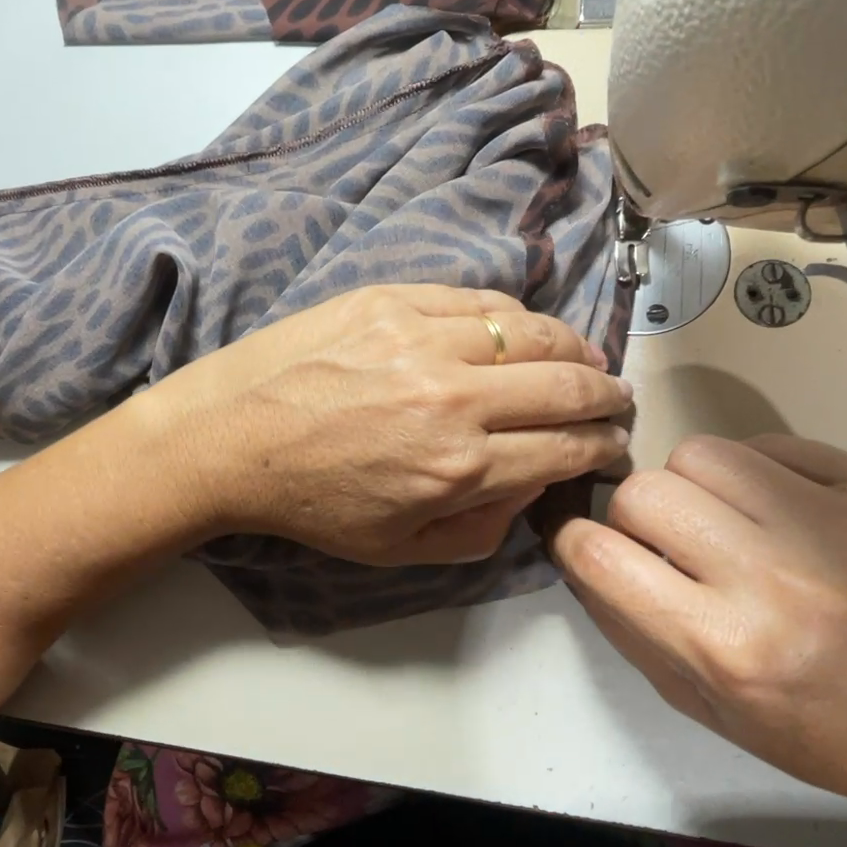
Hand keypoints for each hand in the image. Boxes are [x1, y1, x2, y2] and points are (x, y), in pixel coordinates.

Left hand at [135, 285, 632, 565]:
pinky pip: (476, 298)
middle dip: (606, 395)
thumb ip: (481, 527)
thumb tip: (533, 485)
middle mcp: (453, 398)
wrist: (232, 440)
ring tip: (578, 358)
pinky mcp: (391, 301)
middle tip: (614, 399)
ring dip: (571, 347)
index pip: (565, 448)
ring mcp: (421, 339)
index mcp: (458, 467)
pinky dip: (512, 313)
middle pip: (566, 385)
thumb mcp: (399, 548)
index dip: (602, 446)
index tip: (611, 444)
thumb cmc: (313, 503)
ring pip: (531, 330)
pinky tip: (519, 327)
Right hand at [553, 434, 846, 818]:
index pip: (598, 556)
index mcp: (729, 649)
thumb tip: (584, 561)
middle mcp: (776, 579)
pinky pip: (773, 445)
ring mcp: (836, 524)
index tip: (588, 548)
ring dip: (693, 486)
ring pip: (701, 452)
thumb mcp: (719, 714)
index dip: (574, 543)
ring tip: (726, 520)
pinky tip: (786, 513)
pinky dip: (758, 473)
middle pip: (643, 492)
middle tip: (668, 543)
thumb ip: (636, 635)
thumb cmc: (846, 736)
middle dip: (634, 516)